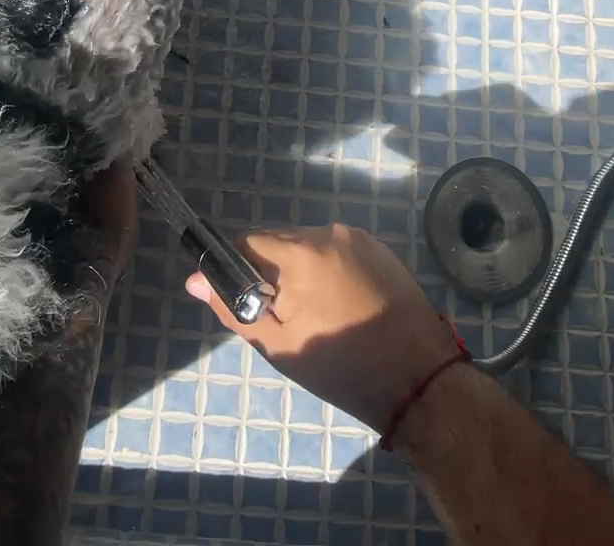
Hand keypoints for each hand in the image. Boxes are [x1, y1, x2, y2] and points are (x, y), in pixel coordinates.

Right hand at [184, 224, 461, 434]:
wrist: (418, 380)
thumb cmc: (340, 367)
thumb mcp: (278, 344)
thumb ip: (232, 306)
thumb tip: (195, 279)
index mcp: (300, 251)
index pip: (248, 243)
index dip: (239, 271)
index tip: (249, 302)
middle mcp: (329, 232)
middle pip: (279, 241)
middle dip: (272, 271)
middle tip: (284, 314)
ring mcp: (359, 239)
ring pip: (309, 245)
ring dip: (301, 269)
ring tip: (317, 312)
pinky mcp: (381, 250)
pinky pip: (337, 250)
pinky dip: (329, 269)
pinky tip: (342, 303)